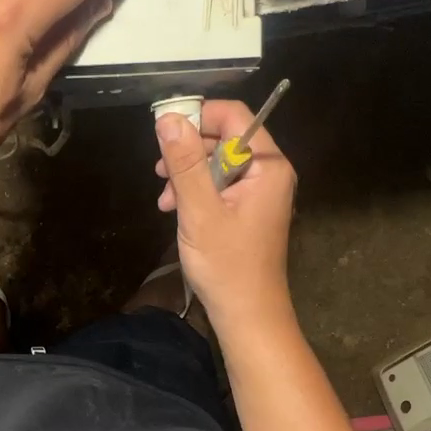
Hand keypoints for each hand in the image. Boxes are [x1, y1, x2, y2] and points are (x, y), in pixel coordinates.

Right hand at [153, 101, 296, 325]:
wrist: (247, 313)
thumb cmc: (226, 265)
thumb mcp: (199, 211)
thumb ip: (185, 163)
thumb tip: (167, 118)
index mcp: (268, 166)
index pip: (235, 117)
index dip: (199, 117)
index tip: (165, 135)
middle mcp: (270, 173)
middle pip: (226, 139)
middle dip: (189, 152)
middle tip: (160, 173)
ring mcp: (261, 193)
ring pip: (219, 164)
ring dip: (188, 176)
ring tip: (166, 201)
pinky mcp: (250, 211)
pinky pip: (222, 187)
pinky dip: (198, 193)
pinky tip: (177, 211)